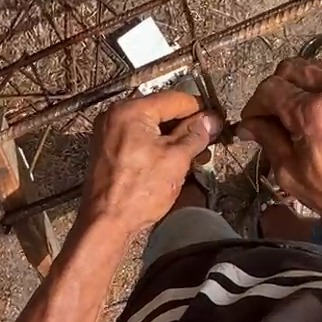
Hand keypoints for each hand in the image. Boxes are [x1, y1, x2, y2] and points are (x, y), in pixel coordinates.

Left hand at [81, 90, 221, 235]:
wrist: (106, 222)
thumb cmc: (137, 193)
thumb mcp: (176, 159)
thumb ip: (195, 135)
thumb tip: (210, 121)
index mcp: (130, 111)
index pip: (174, 99)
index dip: (199, 110)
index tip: (215, 122)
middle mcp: (115, 117)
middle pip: (161, 112)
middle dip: (186, 127)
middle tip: (206, 141)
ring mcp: (109, 134)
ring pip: (150, 128)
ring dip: (173, 140)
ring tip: (194, 157)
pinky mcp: (108, 152)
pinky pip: (138, 141)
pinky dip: (157, 148)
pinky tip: (173, 163)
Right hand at [236, 57, 321, 228]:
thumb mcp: (292, 173)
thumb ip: (268, 139)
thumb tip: (248, 124)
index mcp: (313, 112)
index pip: (270, 88)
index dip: (254, 104)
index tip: (251, 121)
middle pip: (291, 68)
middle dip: (275, 88)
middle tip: (271, 113)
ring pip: (316, 68)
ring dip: (299, 85)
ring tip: (296, 112)